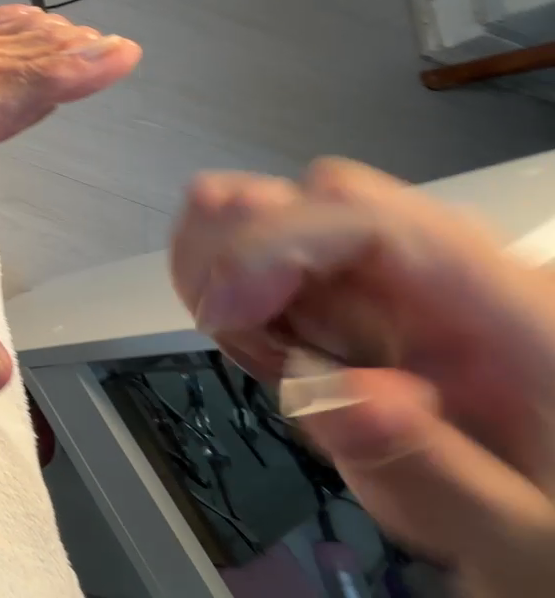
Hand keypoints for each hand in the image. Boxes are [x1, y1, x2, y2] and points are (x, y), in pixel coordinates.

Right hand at [169, 158, 554, 595]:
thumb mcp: (529, 545)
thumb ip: (440, 476)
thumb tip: (336, 393)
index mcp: (521, 322)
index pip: (374, 222)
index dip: (273, 242)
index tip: (221, 314)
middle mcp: (458, 285)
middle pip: (321, 198)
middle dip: (239, 245)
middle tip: (221, 325)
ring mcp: (406, 293)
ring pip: (283, 214)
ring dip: (224, 265)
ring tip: (239, 342)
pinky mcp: (363, 310)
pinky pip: (273, 258)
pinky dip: (229, 283)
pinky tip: (244, 338)